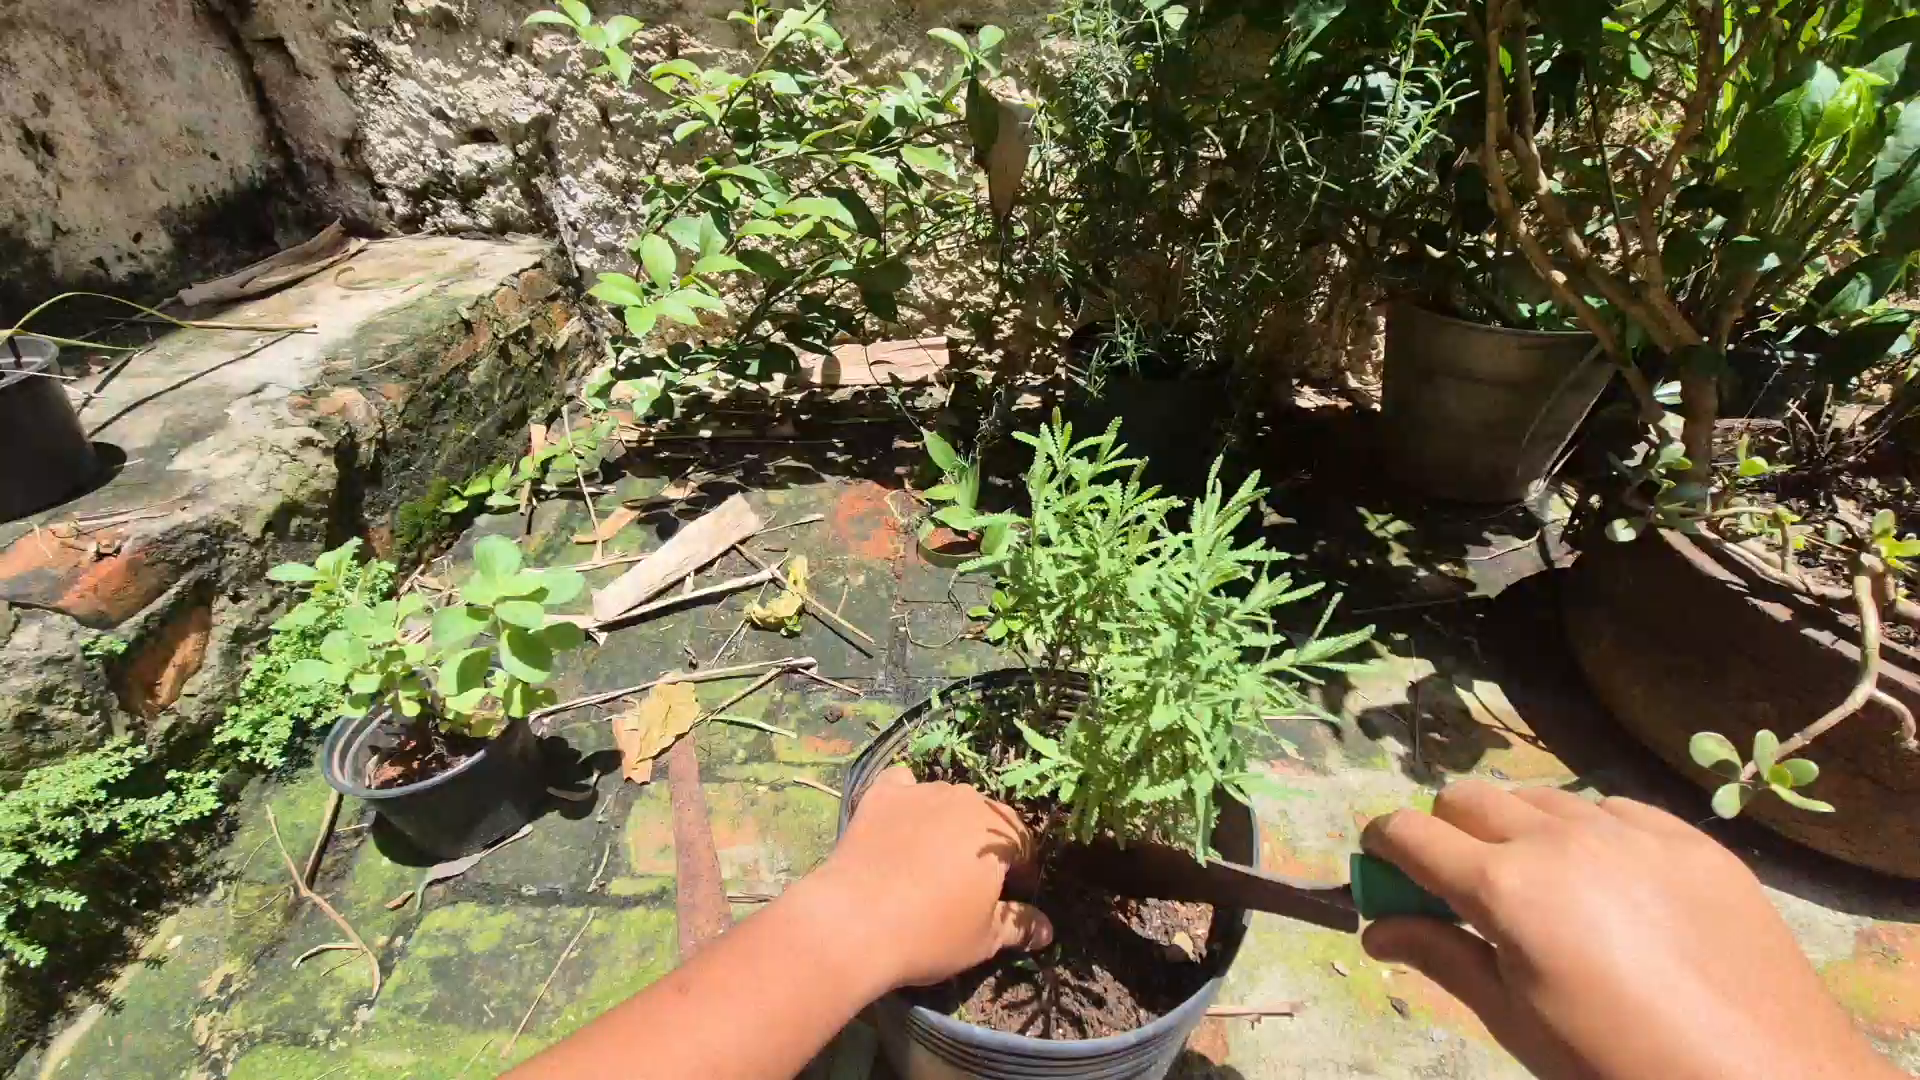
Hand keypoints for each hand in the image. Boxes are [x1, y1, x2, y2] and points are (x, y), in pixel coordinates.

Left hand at [808, 767, 1052, 989]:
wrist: (855, 920)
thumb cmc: (932, 932)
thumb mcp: (985, 938)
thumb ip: (1019, 925)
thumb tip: (1047, 928)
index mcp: (998, 830)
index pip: (1024, 844)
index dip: (1022, 873)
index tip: (1010, 900)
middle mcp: (965, 798)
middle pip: (985, 818)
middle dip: (985, 847)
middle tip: (970, 884)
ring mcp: (922, 791)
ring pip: (946, 800)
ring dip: (947, 823)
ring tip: (930, 860)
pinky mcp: (883, 793)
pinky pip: (903, 784)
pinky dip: (906, 797)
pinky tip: (899, 821)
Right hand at [1361, 782, 1897, 1079]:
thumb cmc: (1620, 1068)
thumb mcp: (1515, 1021)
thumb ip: (1438, 956)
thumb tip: (1372, 932)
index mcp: (1504, 887)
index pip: (1405, 831)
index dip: (1383, 845)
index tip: (1387, 867)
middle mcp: (1555, 840)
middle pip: (1462, 798)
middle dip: (1447, 833)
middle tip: (1472, 885)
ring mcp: (1627, 833)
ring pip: (1533, 796)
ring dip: (1517, 829)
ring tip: (1551, 884)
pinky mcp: (1688, 840)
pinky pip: (1609, 808)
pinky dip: (1590, 834)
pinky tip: (1615, 884)